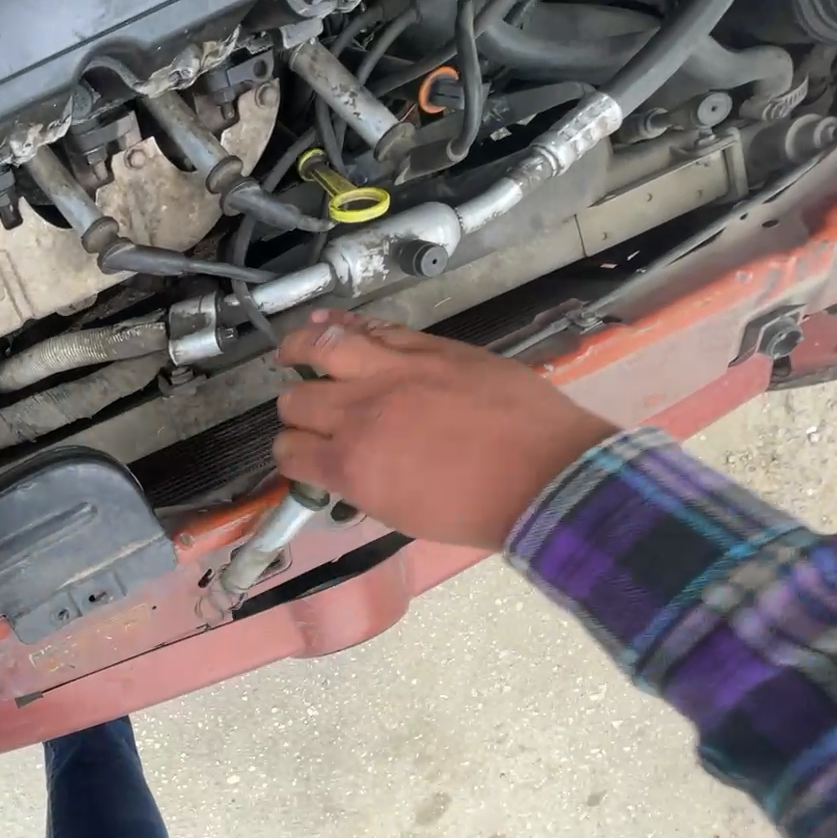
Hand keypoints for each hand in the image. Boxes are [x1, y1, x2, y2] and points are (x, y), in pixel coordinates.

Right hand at [273, 310, 617, 550]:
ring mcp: (393, 372)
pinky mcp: (427, 347)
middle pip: (295, 402)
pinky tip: (326, 324)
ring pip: (319, 346)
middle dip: (294, 414)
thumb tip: (335, 461)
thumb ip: (355, 482)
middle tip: (312, 416)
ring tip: (291, 352)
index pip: (289, 452)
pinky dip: (341, 326)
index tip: (302, 456)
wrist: (547, 477)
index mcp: (351, 466)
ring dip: (296, 350)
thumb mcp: (396, 512)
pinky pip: (372, 328)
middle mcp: (360, 413)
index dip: (290, 455)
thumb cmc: (472, 510)